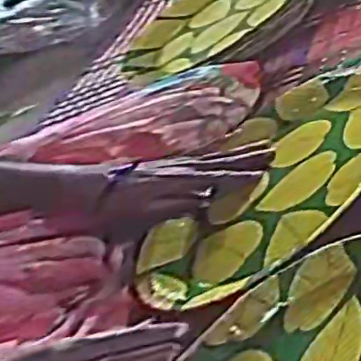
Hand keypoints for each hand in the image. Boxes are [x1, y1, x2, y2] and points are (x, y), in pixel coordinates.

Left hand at [71, 145, 273, 229]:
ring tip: (264, 144)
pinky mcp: (169, 164)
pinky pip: (205, 154)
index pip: (222, 178)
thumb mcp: (145, 215)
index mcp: (185, 183)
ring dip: (242, 151)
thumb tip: (213, 201)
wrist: (84, 189)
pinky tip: (226, 150)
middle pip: (225, 162)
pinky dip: (222, 151)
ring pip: (218, 156)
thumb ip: (181, 207)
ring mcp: (179, 165)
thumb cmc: (113, 209)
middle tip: (276, 151)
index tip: (267, 174)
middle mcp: (187, 170)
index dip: (244, 176)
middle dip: (251, 157)